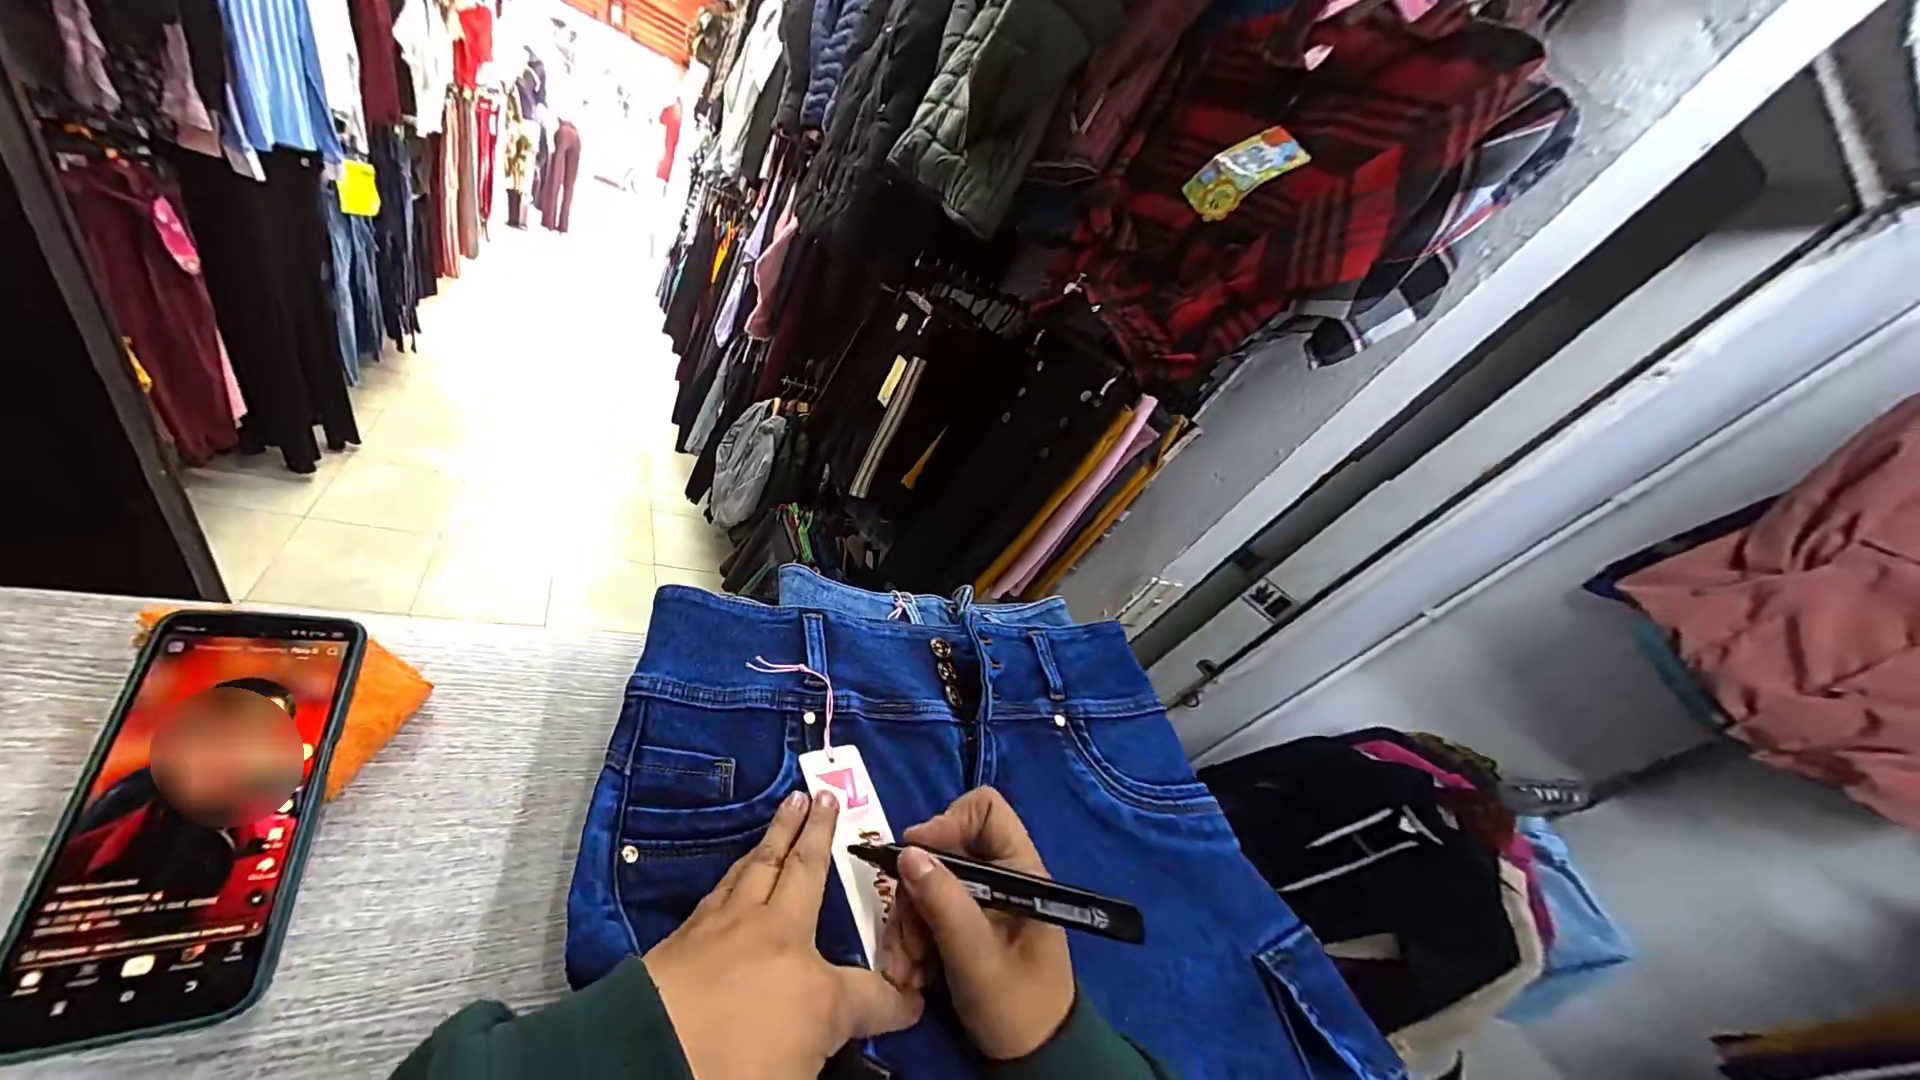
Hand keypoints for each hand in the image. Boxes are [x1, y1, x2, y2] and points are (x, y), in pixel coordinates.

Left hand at [645, 790, 922, 1078]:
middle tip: (823, 795)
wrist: (639, 1066)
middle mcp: (774, 938)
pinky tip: (735, 871)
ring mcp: (723, 930)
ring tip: (786, 810)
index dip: (894, 1000)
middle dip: (817, 832)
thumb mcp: (798, 1073)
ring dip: (777, 835)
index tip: (911, 998)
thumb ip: (833, 1038)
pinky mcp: (681, 939)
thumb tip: (877, 1024)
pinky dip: (736, 871)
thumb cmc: (732, 1071)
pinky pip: (720, 889)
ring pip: (757, 866)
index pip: (868, 994)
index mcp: (812, 985)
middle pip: (803, 871)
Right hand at [879, 787, 1074, 1060]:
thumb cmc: (1019, 1008)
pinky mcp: (961, 919)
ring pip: (926, 880)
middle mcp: (998, 873)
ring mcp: (977, 897)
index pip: (986, 809)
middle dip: (915, 890)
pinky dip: (910, 938)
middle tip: (905, 935)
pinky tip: (909, 974)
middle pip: (943, 848)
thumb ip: (946, 904)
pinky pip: (924, 909)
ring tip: (905, 969)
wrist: (1032, 1062)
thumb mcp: (979, 959)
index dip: (949, 820)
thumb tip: (908, 852)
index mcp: (1019, 869)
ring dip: (907, 923)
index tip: (916, 855)